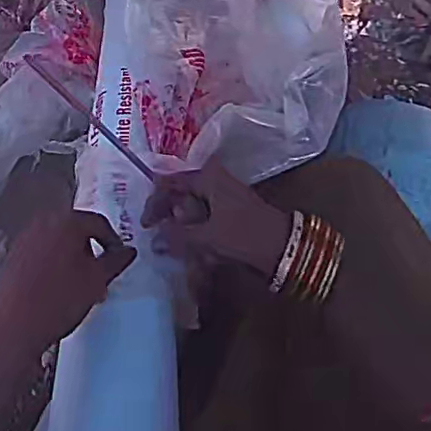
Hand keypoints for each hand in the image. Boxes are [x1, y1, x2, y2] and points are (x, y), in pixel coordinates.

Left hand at [0, 210, 135, 354]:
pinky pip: (41, 252)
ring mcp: (24, 239)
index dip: (113, 240)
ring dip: (72, 257)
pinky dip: (53, 263)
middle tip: (99, 274)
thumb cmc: (60, 299)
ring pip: (58, 241)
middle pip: (76, 229)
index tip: (118, 259)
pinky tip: (57, 287)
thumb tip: (128, 251)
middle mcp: (43, 223)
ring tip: (80, 285)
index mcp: (66, 222)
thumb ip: (116, 261)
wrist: (14, 330)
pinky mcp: (12, 256)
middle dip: (91, 250)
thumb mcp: (96, 280)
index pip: (98, 222)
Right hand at [140, 163, 290, 276]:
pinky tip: (201, 254)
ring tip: (185, 251)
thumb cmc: (245, 235)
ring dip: (186, 231)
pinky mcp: (230, 211)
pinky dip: (199, 234)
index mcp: (207, 176)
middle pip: (180, 195)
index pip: (170, 183)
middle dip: (172, 219)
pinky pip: (205, 219)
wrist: (284, 247)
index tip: (145, 225)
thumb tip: (154, 238)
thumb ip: (177, 236)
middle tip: (164, 240)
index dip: (155, 203)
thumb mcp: (207, 236)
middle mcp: (213, 180)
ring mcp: (223, 195)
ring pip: (192, 210)